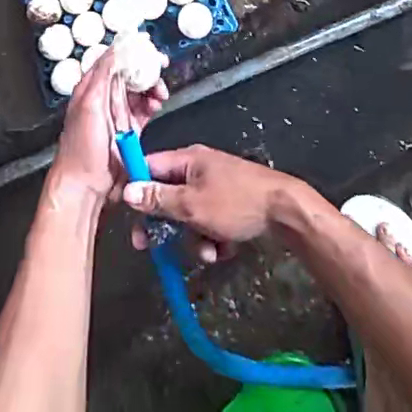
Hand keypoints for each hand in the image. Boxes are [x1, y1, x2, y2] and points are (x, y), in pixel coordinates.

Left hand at [49, 50, 167, 202]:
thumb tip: (116, 50)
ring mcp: (118, 113)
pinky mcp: (130, 128)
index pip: (113, 59)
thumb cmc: (81, 148)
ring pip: (140, 90)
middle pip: (130, 73)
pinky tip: (157, 105)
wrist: (86, 184)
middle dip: (147, 68)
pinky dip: (153, 104)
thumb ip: (102, 76)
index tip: (147, 46)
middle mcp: (104, 97)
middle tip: (161, 66)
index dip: (130, 51)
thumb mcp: (89, 104)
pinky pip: (145, 109)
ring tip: (159, 92)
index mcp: (91, 87)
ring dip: (152, 87)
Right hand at [121, 145, 308, 261]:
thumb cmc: (235, 203)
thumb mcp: (192, 205)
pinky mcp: (231, 204)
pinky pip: (209, 222)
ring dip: (193, 237)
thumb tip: (126, 190)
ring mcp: (216, 186)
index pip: (149, 167)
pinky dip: (212, 238)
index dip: (136, 190)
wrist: (285, 210)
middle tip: (154, 248)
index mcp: (187, 160)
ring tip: (209, 251)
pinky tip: (224, 249)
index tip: (130, 217)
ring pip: (189, 214)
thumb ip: (158, 199)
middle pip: (168, 196)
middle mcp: (199, 168)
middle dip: (165, 224)